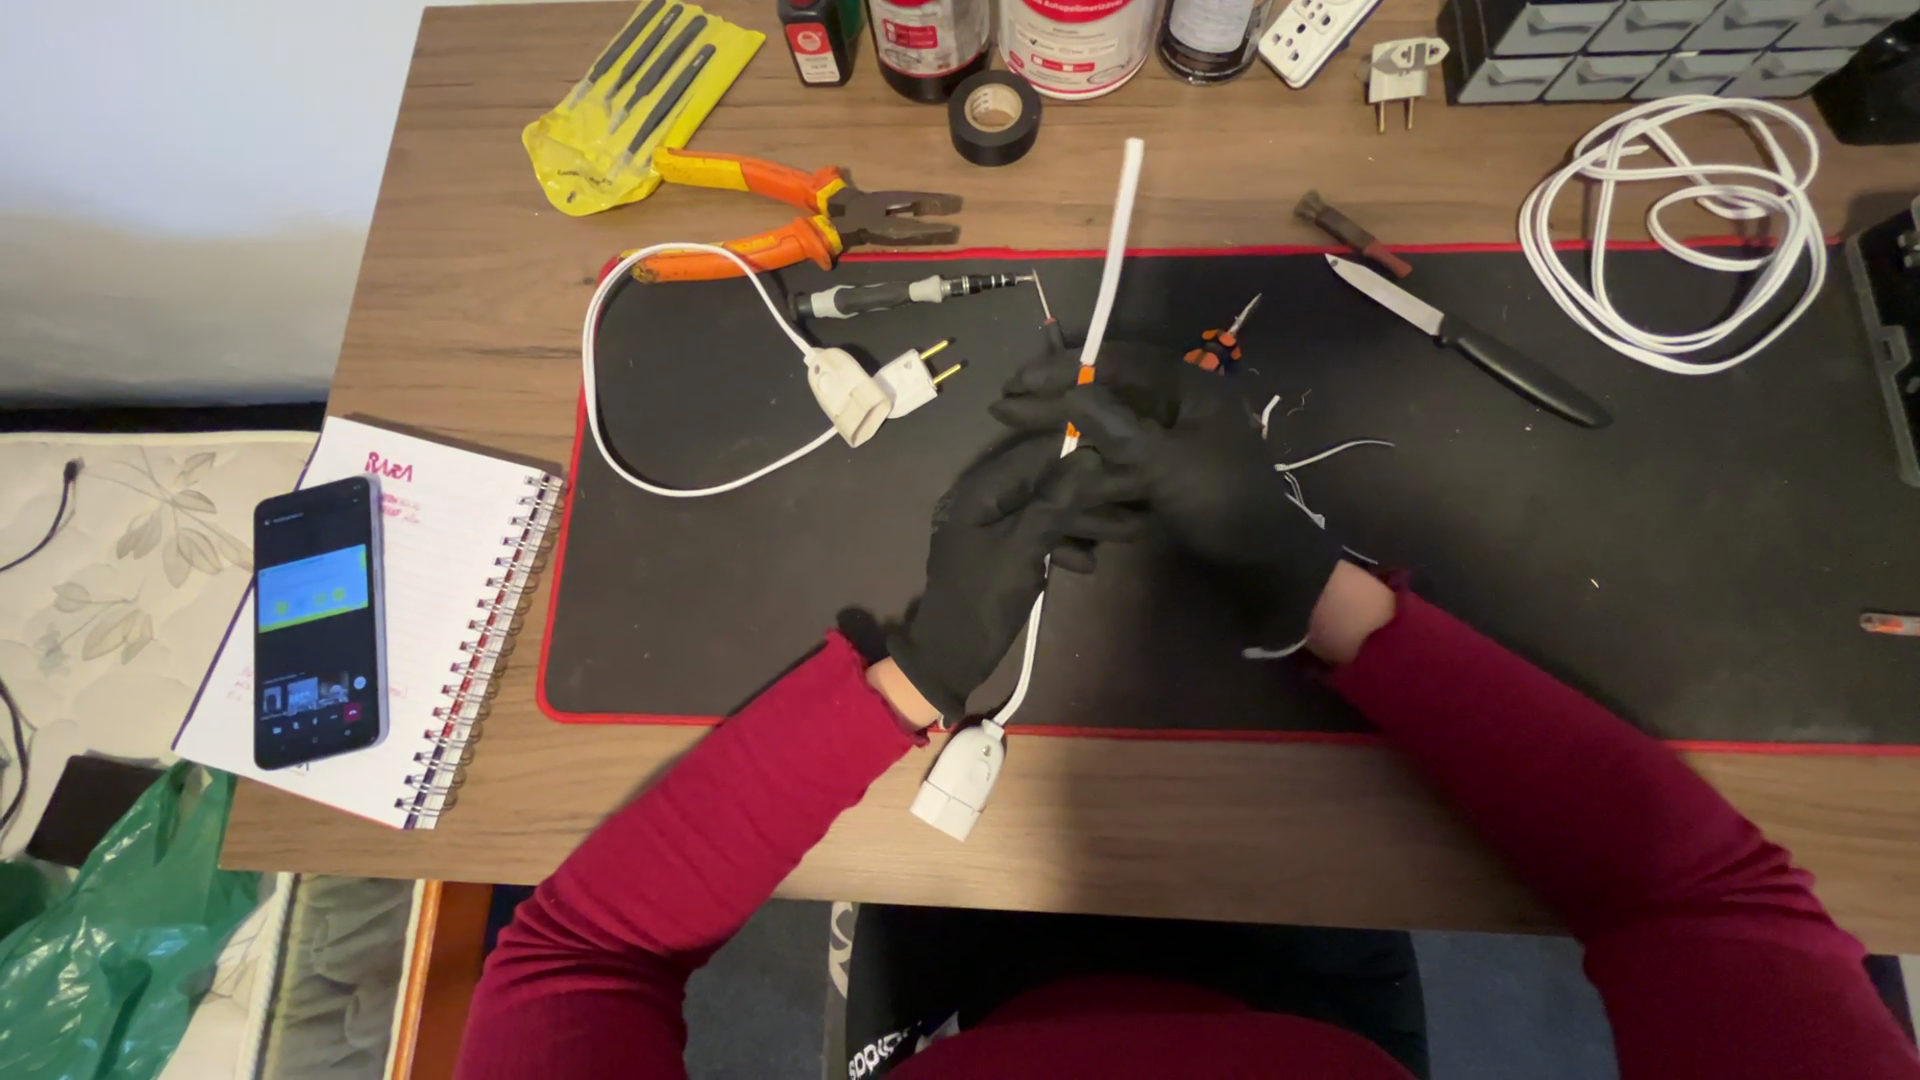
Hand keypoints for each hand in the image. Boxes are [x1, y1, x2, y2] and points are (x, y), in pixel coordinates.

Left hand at [888, 435, 1142, 721]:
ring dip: (1085, 522)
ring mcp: (996, 528)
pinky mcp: (1005, 553)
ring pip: (1047, 513)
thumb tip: (1090, 458)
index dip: (1076, 451)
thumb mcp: (1022, 548)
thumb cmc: (983, 598)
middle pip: (1045, 484)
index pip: (1034, 454)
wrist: (953, 655)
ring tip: (1131, 530)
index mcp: (980, 492)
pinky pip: (1039, 538)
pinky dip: (1063, 546)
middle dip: (1089, 492)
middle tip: (1135, 493)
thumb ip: (1054, 502)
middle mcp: (987, 501)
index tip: (1121, 451)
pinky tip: (1089, 563)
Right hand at [991, 343, 1343, 652]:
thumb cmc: (1225, 506)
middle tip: (1004, 403)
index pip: (1116, 363)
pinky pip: (1112, 457)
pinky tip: (1052, 459)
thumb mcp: (1172, 466)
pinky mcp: (1157, 471)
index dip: (1065, 368)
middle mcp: (1173, 406)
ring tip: (1016, 424)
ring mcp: (1165, 440)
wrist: (1262, 563)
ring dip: (1063, 427)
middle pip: (1104, 392)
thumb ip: (1120, 431)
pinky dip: (1084, 458)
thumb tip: (1071, 394)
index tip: (1020, 381)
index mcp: (1187, 389)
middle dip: (1055, 398)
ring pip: (1104, 425)